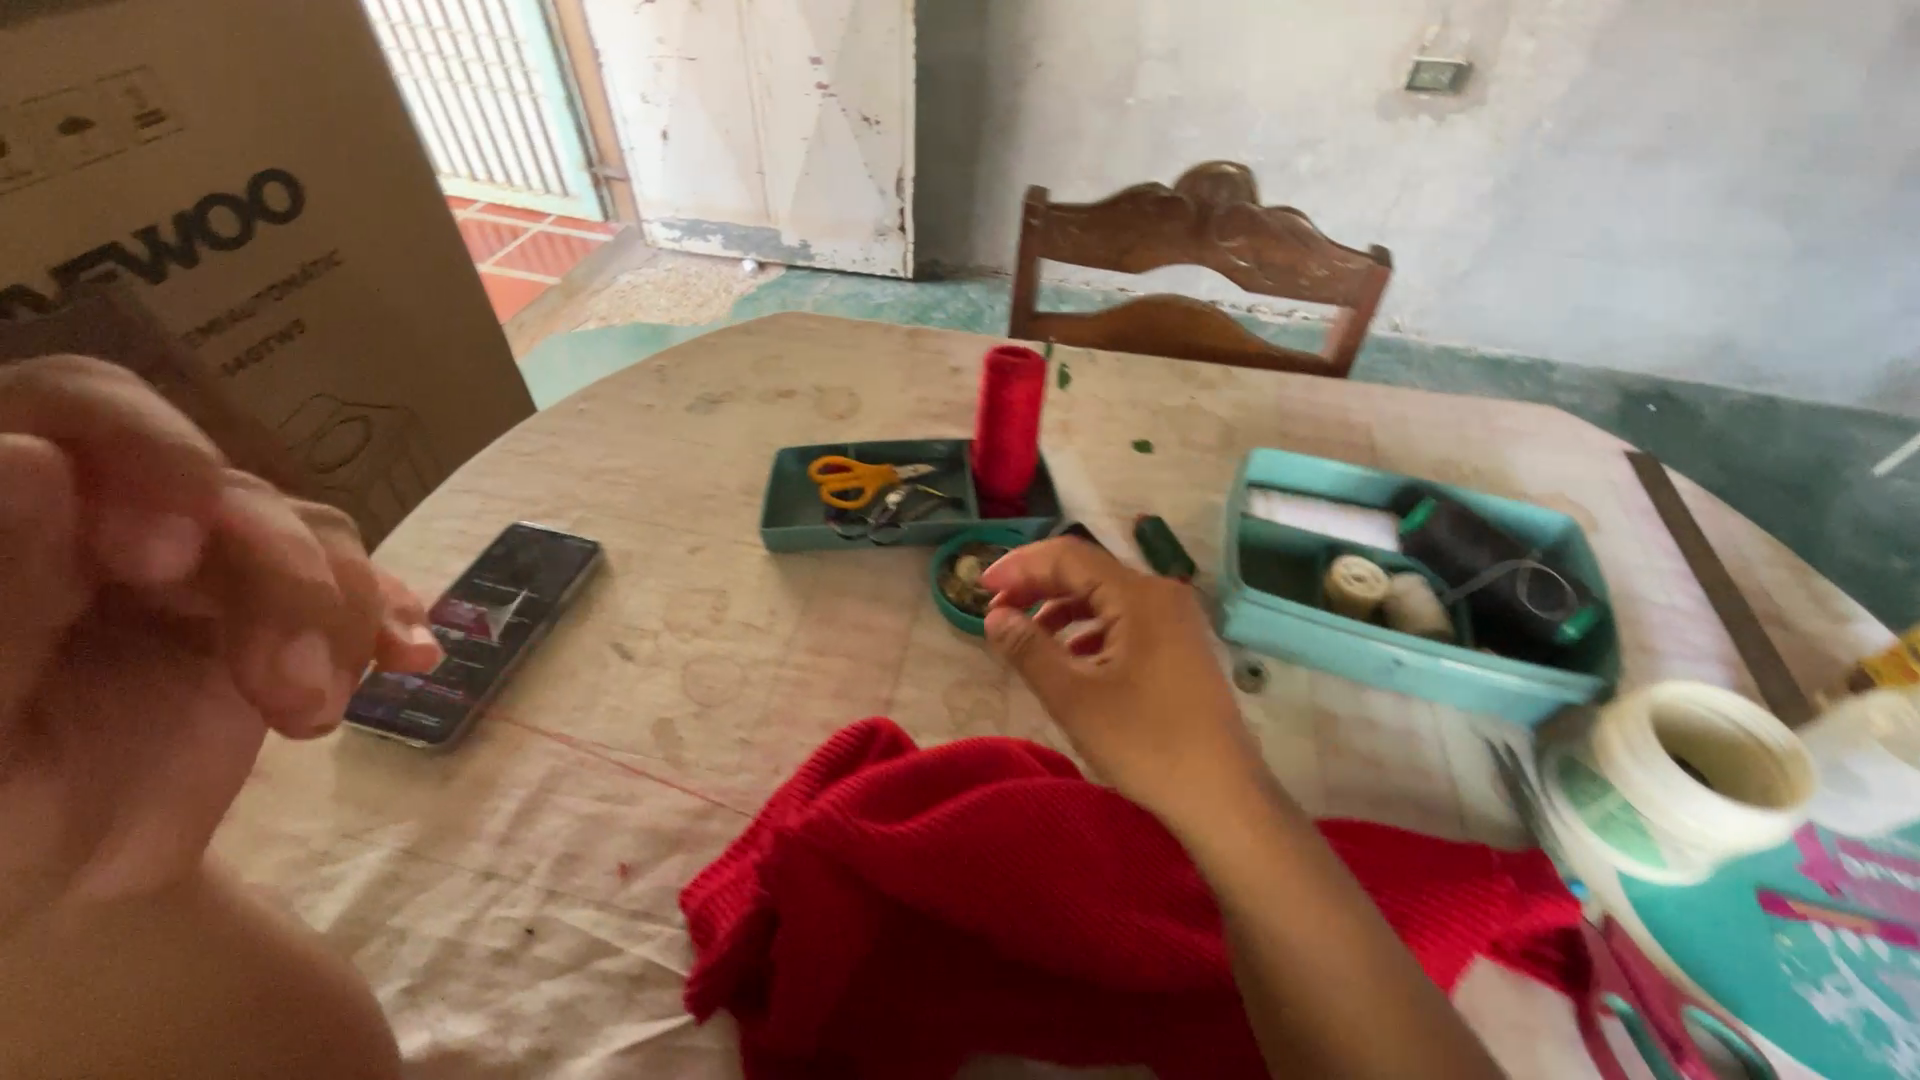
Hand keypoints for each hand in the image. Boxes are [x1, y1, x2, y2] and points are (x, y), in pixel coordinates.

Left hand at [0, 356, 443, 920]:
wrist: (70, 886)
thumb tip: (27, 455)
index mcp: (10, 517)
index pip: (77, 409)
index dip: (145, 454)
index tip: (168, 558)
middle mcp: (117, 515)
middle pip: (232, 488)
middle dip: (278, 580)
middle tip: (281, 684)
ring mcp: (209, 559)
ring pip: (312, 535)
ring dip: (334, 619)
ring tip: (313, 714)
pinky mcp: (280, 602)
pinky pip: (361, 580)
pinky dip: (388, 618)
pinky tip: (408, 658)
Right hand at [981, 538, 1263, 824]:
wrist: (1223, 797)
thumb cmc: (1146, 744)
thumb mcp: (1073, 697)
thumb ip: (1028, 648)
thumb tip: (995, 615)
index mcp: (1139, 596)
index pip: (1068, 557)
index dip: (1020, 566)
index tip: (980, 587)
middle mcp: (1162, 596)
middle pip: (1088, 573)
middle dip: (1038, 586)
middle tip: (997, 611)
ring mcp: (1177, 622)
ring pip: (1107, 598)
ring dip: (1062, 610)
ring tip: (1027, 637)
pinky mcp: (1181, 647)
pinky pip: (1126, 622)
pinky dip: (1090, 631)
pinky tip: (1071, 658)